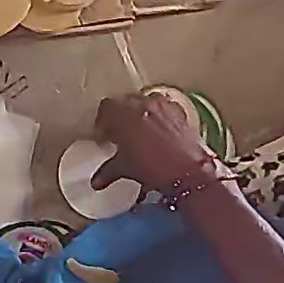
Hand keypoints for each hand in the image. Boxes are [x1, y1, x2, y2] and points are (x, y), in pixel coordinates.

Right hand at [92, 92, 221, 193]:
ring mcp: (162, 104)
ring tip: (139, 131)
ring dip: (139, 112)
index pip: (106, 108)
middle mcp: (141, 102)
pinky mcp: (179, 111)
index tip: (104, 137)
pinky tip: (160, 130)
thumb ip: (107, 171)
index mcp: (121, 113)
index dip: (102, 123)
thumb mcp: (124, 168)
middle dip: (120, 116)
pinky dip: (159, 114)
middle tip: (119, 135)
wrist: (186, 171)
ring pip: (145, 101)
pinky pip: (164, 106)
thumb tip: (96, 181)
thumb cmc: (151, 166)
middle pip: (124, 102)